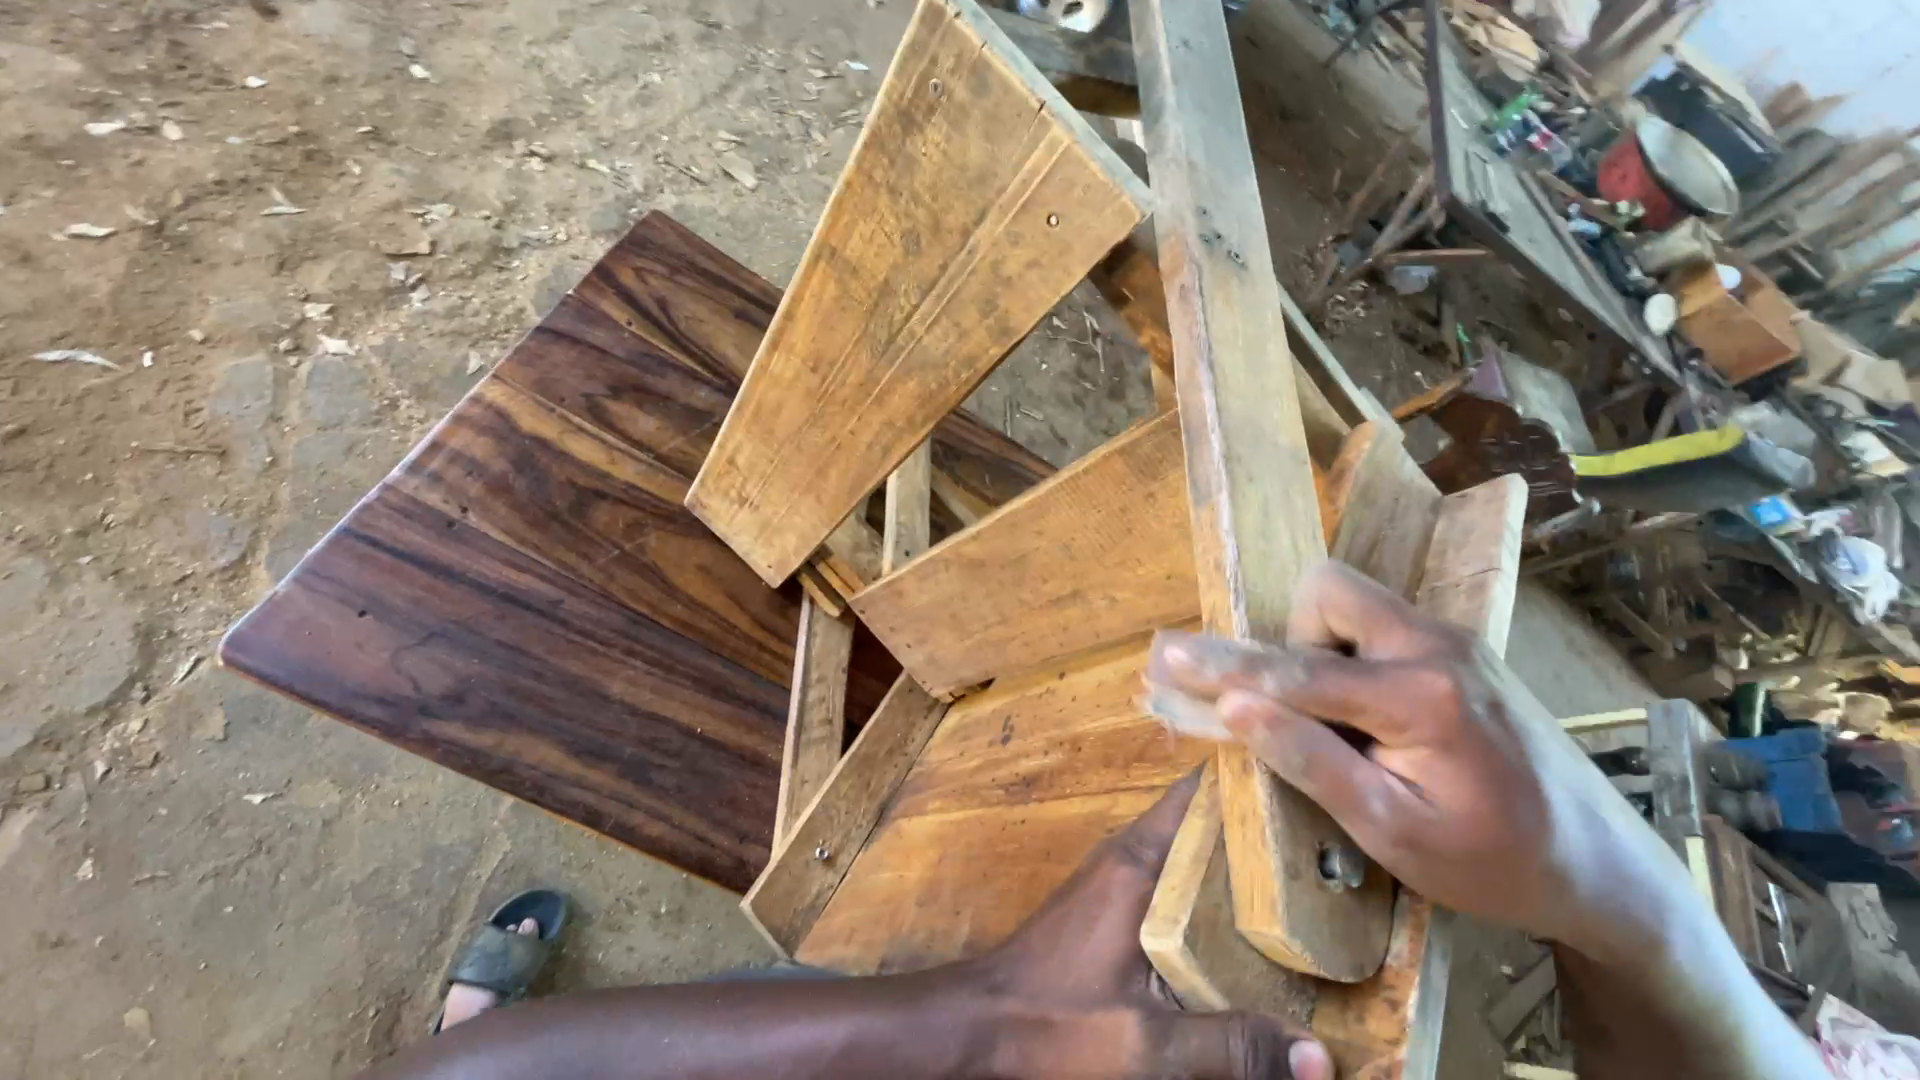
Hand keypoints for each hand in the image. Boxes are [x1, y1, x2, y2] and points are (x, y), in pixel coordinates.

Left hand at [960, 771, 1333, 1079]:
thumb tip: (1319, 1059)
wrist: (980, 1020)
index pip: (1195, 793)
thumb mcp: (1145, 1044)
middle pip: (1197, 813)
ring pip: (1183, 839)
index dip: (1249, 779)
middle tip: (1323, 828)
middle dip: (1253, 815)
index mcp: (1137, 864)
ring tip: (1301, 860)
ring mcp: (1113, 871)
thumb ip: (1229, 1046)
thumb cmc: (1054, 1020)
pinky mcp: (1107, 895)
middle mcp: (1126, 853)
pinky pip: (1169, 865)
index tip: (1307, 780)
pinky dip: (1206, 871)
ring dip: (1230, 845)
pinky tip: (1244, 904)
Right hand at [1148, 562, 1700, 964]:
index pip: (1294, 669)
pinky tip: (1376, 721)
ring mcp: (1457, 640)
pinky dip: (1352, 658)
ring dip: (1324, 651)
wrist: (1609, 869)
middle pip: (1329, 592)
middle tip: (1303, 711)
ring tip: (1346, 726)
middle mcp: (1439, 645)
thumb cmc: (1495, 865)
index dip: (1221, 665)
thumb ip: (1311, 760)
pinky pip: (1383, 625)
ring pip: (1356, 604)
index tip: (1164, 655)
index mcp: (1420, 695)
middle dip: (1293, 641)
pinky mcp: (1465, 650)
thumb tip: (1235, 706)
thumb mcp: (1393, 832)